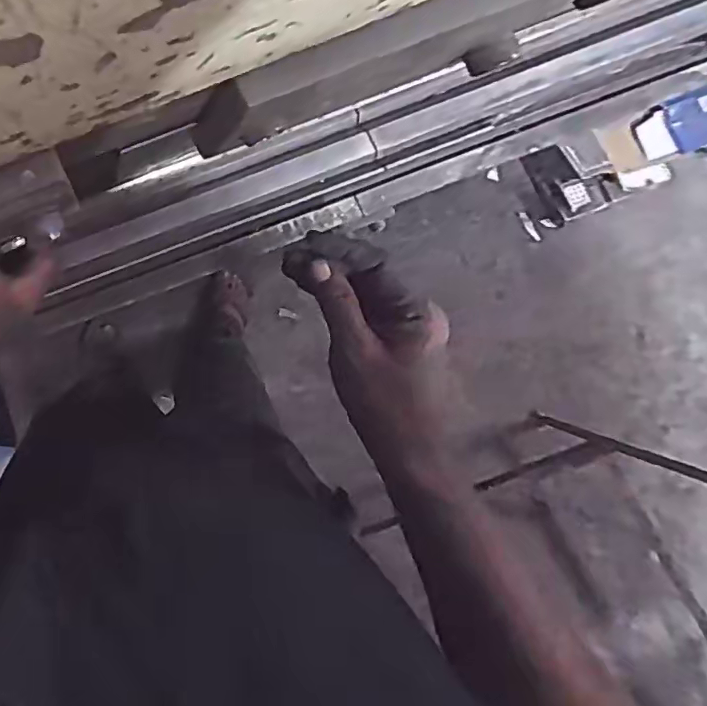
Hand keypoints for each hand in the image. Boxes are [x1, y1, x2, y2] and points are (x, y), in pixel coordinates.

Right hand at [290, 254, 454, 480]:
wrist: (414, 459)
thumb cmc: (385, 408)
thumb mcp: (354, 351)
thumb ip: (336, 303)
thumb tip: (316, 263)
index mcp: (414, 308)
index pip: (374, 261)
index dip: (337, 249)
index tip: (303, 246)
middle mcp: (415, 309)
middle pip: (370, 272)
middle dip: (330, 261)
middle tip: (291, 258)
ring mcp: (407, 324)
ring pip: (366, 288)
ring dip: (332, 277)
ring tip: (294, 269)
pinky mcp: (397, 339)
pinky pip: (367, 307)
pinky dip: (341, 297)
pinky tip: (316, 291)